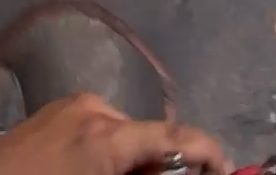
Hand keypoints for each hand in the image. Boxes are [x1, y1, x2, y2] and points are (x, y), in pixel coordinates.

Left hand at [0, 93, 231, 174]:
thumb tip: (177, 170)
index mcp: (106, 134)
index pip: (174, 137)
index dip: (208, 153)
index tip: (227, 170)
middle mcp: (91, 108)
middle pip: (146, 137)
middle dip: (162, 167)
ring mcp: (66, 106)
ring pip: (119, 136)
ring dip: (131, 163)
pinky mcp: (47, 114)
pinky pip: (92, 132)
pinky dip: (105, 156)